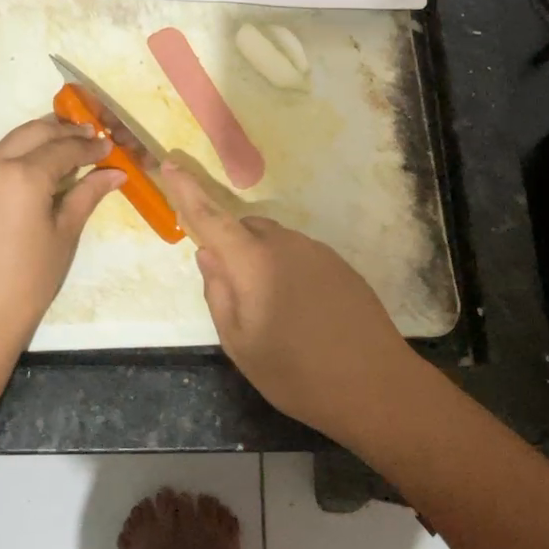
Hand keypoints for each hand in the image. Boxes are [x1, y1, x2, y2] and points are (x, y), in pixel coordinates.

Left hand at [0, 117, 123, 359]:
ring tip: (62, 154)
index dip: (88, 147)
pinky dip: (12, 164)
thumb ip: (86, 196)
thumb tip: (114, 172)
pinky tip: (28, 182)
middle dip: (61, 131)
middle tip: (87, 137)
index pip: (62, 149)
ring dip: (35, 144)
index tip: (108, 146)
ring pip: (5, 147)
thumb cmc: (26, 285)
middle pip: (31, 133)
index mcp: (21, 176)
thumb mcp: (63, 238)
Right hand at [162, 162, 425, 441]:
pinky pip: (300, 255)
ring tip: (272, 314)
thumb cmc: (297, 373)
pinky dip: (287, 271)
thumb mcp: (240, 344)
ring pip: (274, 242)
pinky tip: (301, 313)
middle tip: (233, 295)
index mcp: (254, 262)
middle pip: (245, 229)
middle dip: (231, 247)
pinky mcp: (341, 265)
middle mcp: (286, 244)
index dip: (188, 192)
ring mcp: (318, 251)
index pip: (212, 218)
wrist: (376, 385)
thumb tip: (208, 255)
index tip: (171, 164)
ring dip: (261, 261)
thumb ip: (218, 294)